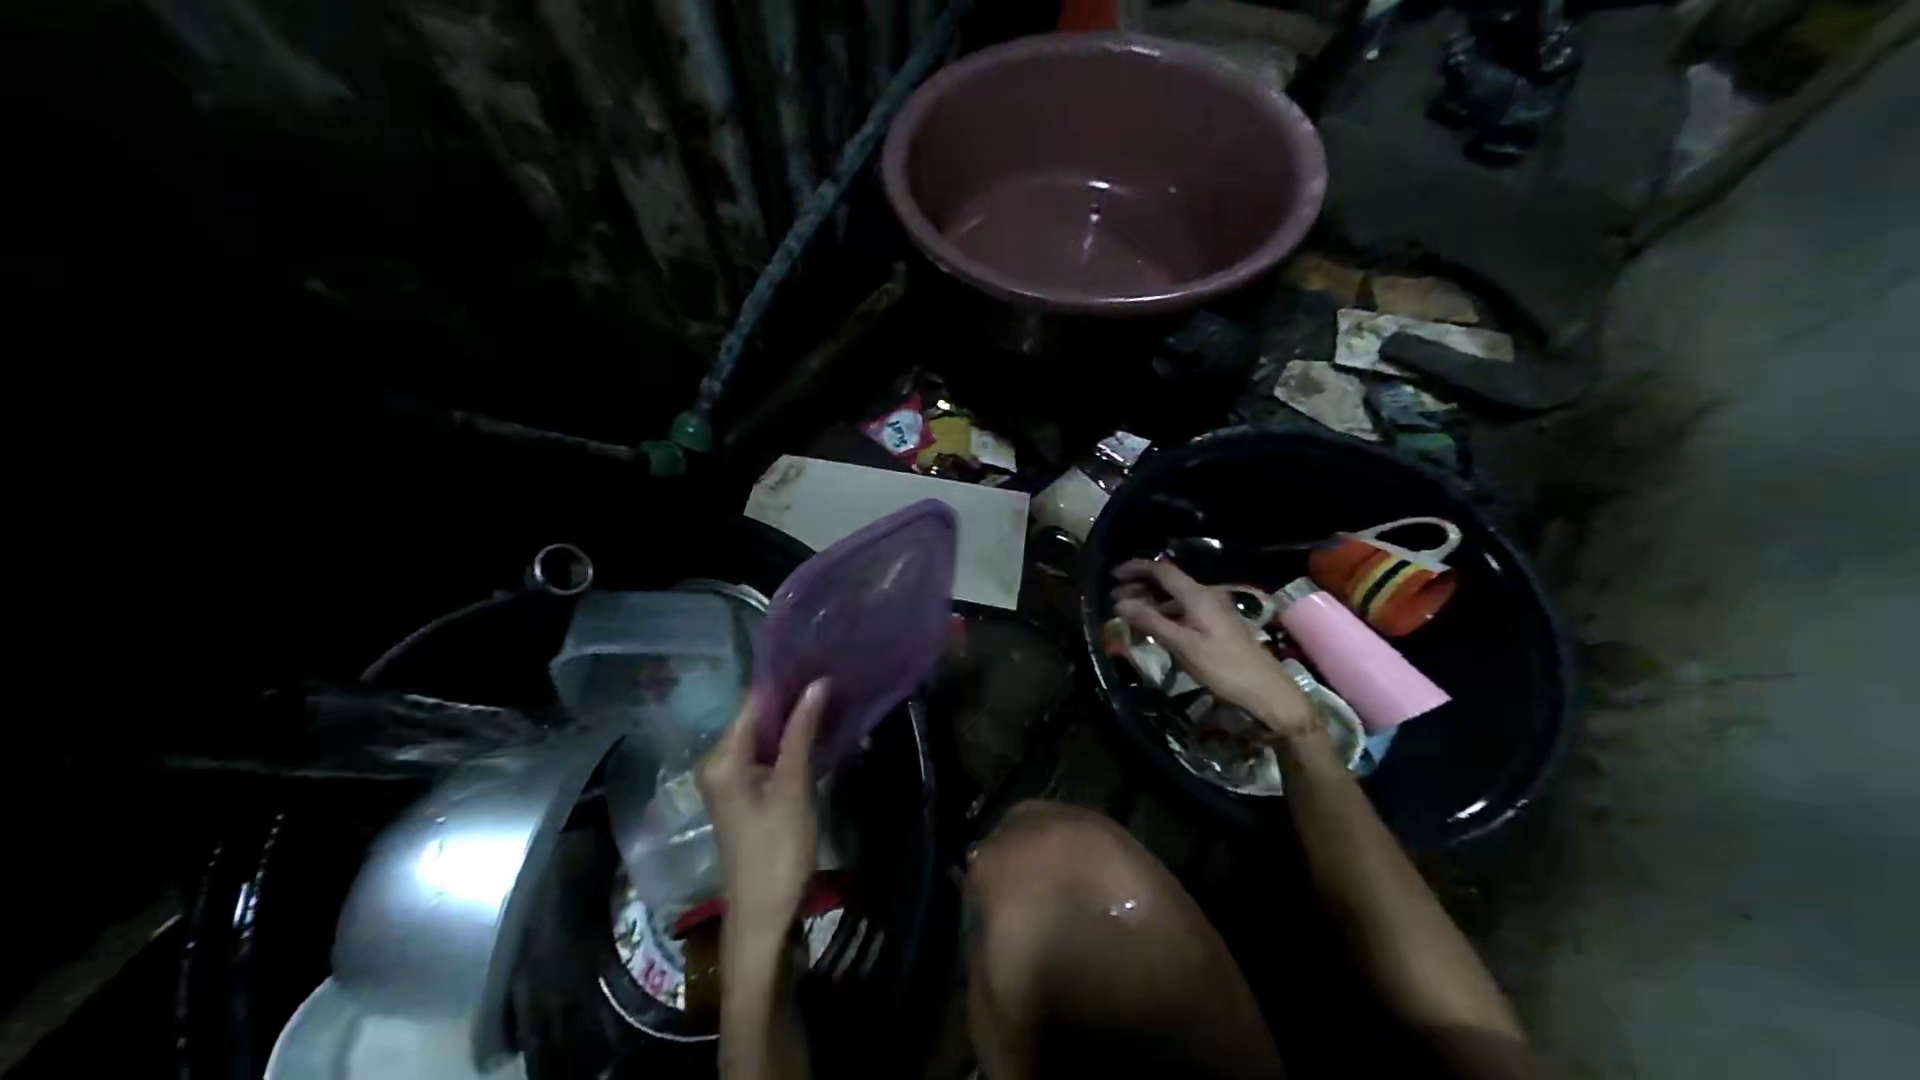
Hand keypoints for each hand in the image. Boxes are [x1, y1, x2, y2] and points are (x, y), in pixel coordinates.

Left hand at [697, 679, 826, 946]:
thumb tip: (818, 683)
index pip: (754, 702)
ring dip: (794, 721)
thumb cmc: (778, 850)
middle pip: (757, 717)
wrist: (764, 913)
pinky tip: (818, 732)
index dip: (786, 681)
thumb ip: (802, 731)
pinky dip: (790, 743)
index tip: (820, 661)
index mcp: (723, 758)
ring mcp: (730, 778)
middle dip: (793, 699)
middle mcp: (719, 761)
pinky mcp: (744, 792)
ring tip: (831, 698)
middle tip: (833, 679)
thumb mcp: (794, 786)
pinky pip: (766, 754)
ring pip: (765, 735)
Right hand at [1111, 559, 1316, 739]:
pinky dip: (1164, 614)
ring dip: (1151, 602)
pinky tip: (1153, 628)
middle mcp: (1206, 595)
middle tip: (1114, 599)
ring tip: (1128, 614)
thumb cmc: (1223, 667)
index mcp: (1198, 595)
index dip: (1136, 568)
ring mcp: (1213, 610)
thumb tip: (1120, 603)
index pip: (1162, 570)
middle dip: (1139, 586)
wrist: (1266, 691)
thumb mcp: (1183, 646)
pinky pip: (1184, 610)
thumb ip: (1151, 622)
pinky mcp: (1217, 625)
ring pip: (1175, 598)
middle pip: (1168, 582)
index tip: (1112, 576)